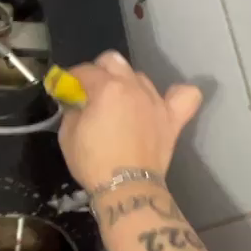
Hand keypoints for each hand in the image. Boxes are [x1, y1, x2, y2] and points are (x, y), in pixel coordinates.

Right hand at [56, 50, 202, 190]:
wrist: (127, 189)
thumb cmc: (93, 162)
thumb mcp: (67, 134)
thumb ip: (72, 110)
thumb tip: (76, 103)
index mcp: (106, 88)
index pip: (84, 71)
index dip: (70, 78)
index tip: (64, 89)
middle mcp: (133, 87)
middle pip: (114, 61)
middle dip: (98, 71)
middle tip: (90, 92)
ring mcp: (156, 102)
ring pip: (140, 77)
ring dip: (126, 83)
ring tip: (120, 102)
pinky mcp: (173, 119)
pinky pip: (186, 95)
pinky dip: (176, 94)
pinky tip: (161, 102)